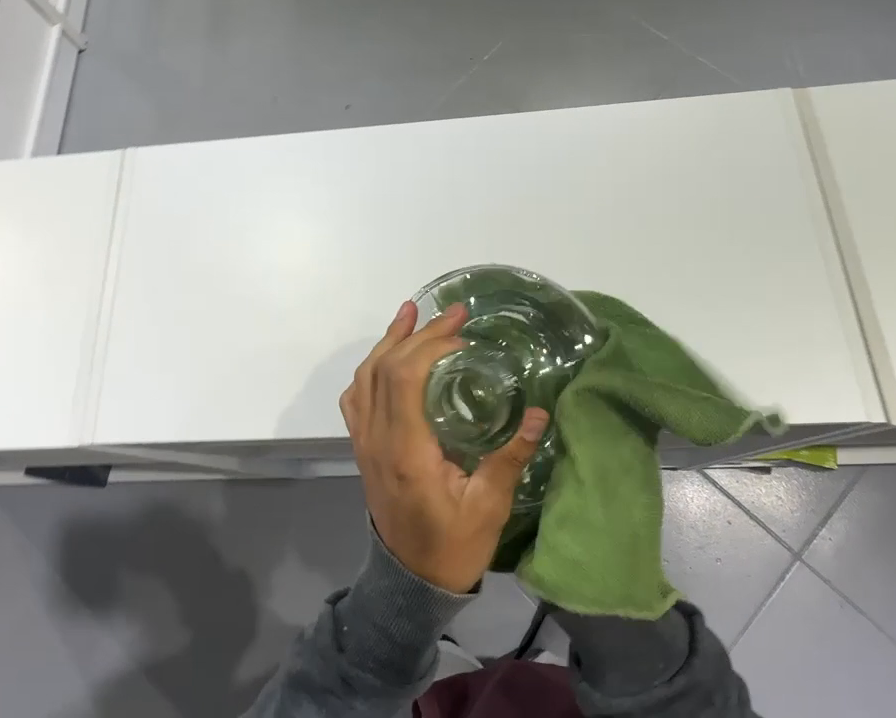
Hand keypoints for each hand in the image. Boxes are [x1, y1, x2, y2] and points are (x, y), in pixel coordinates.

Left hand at [340, 301, 549, 593]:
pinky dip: (371, 369)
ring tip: (412, 313)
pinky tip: (388, 358)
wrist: (410, 583)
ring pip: (364, 378)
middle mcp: (377, 439)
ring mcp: (364, 443)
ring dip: (388, 342)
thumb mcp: (489, 507)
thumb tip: (539, 413)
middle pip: (384, 368)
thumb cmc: (453, 546)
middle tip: (452, 312)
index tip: (463, 333)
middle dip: (417, 334)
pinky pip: (356, 398)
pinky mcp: (363, 449)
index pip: (404, 377)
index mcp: (406, 450)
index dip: (429, 345)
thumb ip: (510, 458)